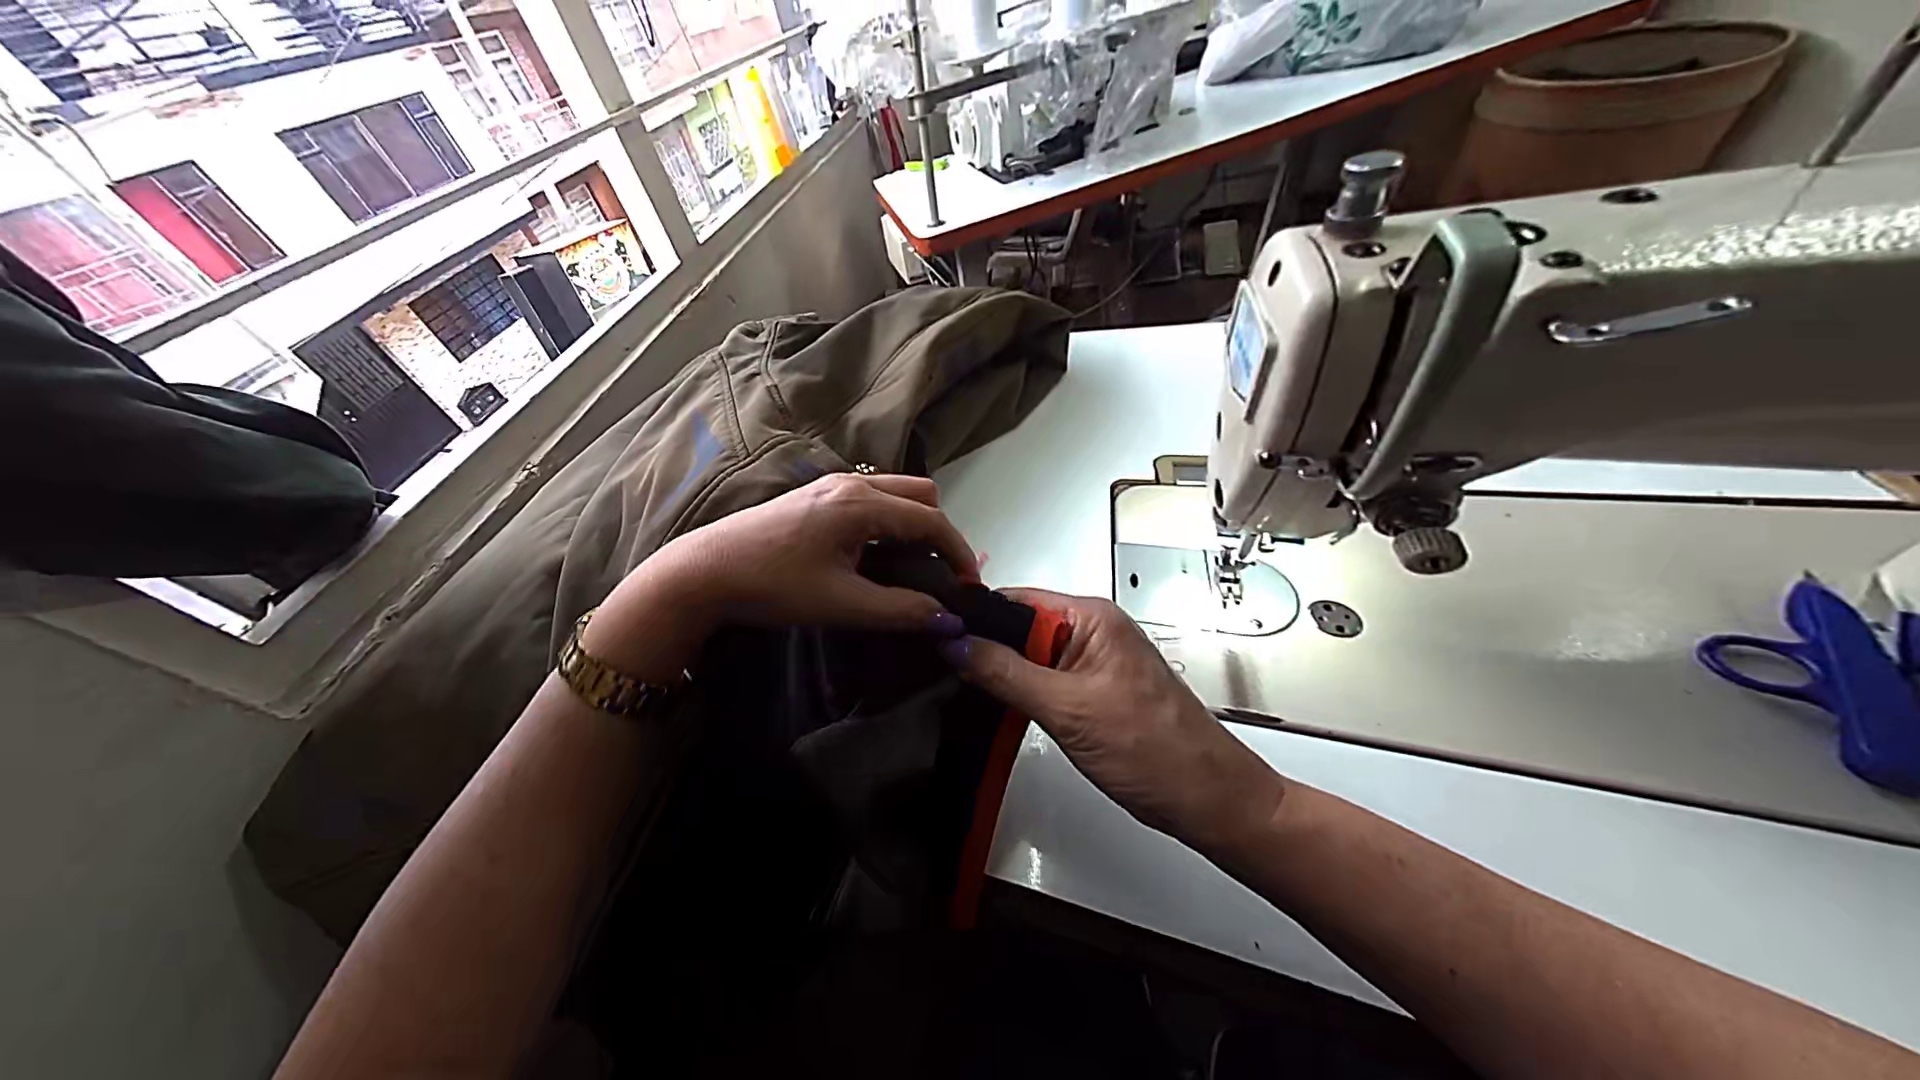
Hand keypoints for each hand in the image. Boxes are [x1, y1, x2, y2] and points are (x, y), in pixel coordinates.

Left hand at [586, 473, 976, 678]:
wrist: (702, 572)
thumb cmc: (772, 586)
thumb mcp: (841, 604)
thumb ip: (901, 611)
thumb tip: (949, 620)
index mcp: (861, 503)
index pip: (932, 521)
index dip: (959, 553)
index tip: (970, 587)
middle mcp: (852, 483)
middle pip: (922, 494)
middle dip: (939, 532)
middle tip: (936, 574)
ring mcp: (832, 485)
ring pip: (897, 492)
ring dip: (913, 524)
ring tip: (908, 567)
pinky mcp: (817, 494)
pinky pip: (873, 497)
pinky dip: (890, 520)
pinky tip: (874, 554)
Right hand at [940, 589, 1285, 856]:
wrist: (1207, 801)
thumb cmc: (1159, 752)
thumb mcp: (1067, 709)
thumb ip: (1006, 673)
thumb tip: (958, 644)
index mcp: (1093, 617)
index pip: (1017, 599)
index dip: (978, 618)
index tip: (942, 638)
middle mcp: (1094, 631)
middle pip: (1021, 627)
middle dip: (987, 649)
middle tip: (950, 672)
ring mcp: (1094, 662)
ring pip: (1031, 656)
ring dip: (1004, 674)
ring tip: (975, 694)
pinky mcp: (1093, 690)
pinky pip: (1045, 679)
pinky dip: (1023, 692)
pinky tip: (1007, 709)